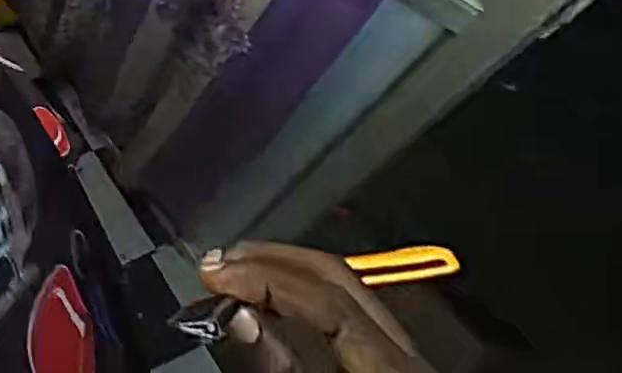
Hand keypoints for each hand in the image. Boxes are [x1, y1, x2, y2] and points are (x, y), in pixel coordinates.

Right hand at [199, 242, 433, 372]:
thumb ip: (285, 366)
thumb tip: (237, 313)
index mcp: (397, 368)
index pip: (329, 296)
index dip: (263, 277)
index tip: (211, 277)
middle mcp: (410, 351)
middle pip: (335, 273)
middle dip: (266, 260)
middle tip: (216, 265)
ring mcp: (406, 352)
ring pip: (340, 281)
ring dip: (276, 269)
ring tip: (231, 274)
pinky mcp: (391, 357)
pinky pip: (344, 306)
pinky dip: (295, 292)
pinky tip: (263, 297)